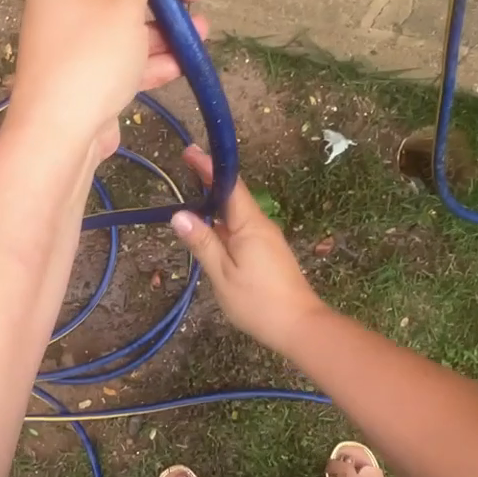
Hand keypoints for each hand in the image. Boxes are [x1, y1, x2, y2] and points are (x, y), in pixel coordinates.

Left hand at [7, 0, 207, 156]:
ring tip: (201, 33)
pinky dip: (152, 58)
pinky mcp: (90, 76)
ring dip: (165, 26)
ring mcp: (78, 42)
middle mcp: (65, 2)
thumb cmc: (88, 60)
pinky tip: (182, 63)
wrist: (60, 136)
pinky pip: (125, 57)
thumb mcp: (122, 2)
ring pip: (127, 21)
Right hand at [168, 146, 327, 350]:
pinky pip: (240, 229)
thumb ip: (202, 243)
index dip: (210, 167)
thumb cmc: (258, 302)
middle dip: (209, 180)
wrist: (299, 326)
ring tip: (189, 193)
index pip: (229, 186)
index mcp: (250, 225)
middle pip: (232, 196)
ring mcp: (265, 239)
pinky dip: (221, 222)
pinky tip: (208, 228)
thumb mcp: (222, 274)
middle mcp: (260, 226)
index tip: (190, 151)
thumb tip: (179, 215)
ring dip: (214, 202)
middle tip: (185, 164)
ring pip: (236, 214)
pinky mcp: (266, 253)